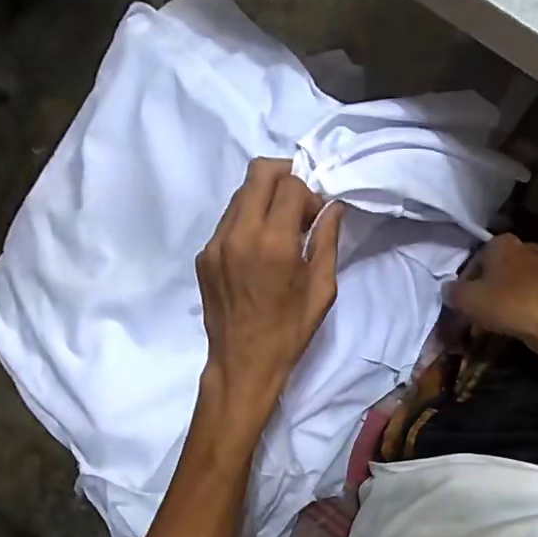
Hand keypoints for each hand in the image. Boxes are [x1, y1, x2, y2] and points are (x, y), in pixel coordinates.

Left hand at [196, 159, 343, 417]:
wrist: (243, 364)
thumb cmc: (290, 332)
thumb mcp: (321, 289)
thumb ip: (327, 241)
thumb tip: (333, 207)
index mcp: (274, 243)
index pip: (291, 185)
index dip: (309, 194)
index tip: (316, 218)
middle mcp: (240, 233)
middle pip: (259, 172)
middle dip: (285, 178)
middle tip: (299, 205)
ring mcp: (216, 243)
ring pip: (240, 194)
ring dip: (264, 199)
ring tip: (280, 230)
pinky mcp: (203, 255)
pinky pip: (228, 220)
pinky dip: (247, 221)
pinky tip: (259, 251)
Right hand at [445, 234, 537, 361]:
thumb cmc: (509, 304)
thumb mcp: (468, 300)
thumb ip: (452, 292)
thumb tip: (448, 289)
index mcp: (502, 243)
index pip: (473, 263)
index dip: (463, 288)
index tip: (461, 308)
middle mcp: (527, 247)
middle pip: (495, 274)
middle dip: (483, 297)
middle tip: (475, 321)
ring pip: (515, 285)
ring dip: (501, 304)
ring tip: (494, 328)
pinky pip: (534, 295)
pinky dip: (522, 308)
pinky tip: (518, 326)